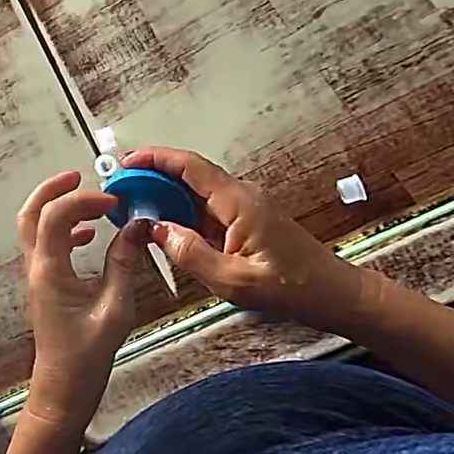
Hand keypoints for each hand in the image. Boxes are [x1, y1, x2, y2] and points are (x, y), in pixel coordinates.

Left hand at [16, 170, 149, 432]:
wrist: (64, 388)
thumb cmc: (87, 355)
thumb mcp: (115, 307)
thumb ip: (125, 262)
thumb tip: (138, 227)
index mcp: (50, 270)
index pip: (57, 215)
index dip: (85, 201)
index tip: (115, 204)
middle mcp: (38, 268)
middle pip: (31, 214)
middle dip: (52, 190)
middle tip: (78, 176)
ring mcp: (39, 276)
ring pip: (36, 228)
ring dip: (58, 208)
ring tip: (90, 201)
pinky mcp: (47, 285)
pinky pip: (49, 246)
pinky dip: (66, 230)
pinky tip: (90, 235)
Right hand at [121, 147, 367, 332]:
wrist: (332, 294)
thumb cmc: (294, 288)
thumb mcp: (235, 281)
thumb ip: (191, 254)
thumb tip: (158, 230)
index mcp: (240, 203)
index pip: (190, 167)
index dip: (156, 159)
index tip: (127, 162)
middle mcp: (241, 197)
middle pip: (189, 175)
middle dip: (153, 175)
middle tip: (121, 186)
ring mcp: (243, 208)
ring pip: (195, 192)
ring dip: (165, 195)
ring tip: (133, 204)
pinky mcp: (244, 222)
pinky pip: (205, 210)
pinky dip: (181, 213)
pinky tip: (163, 226)